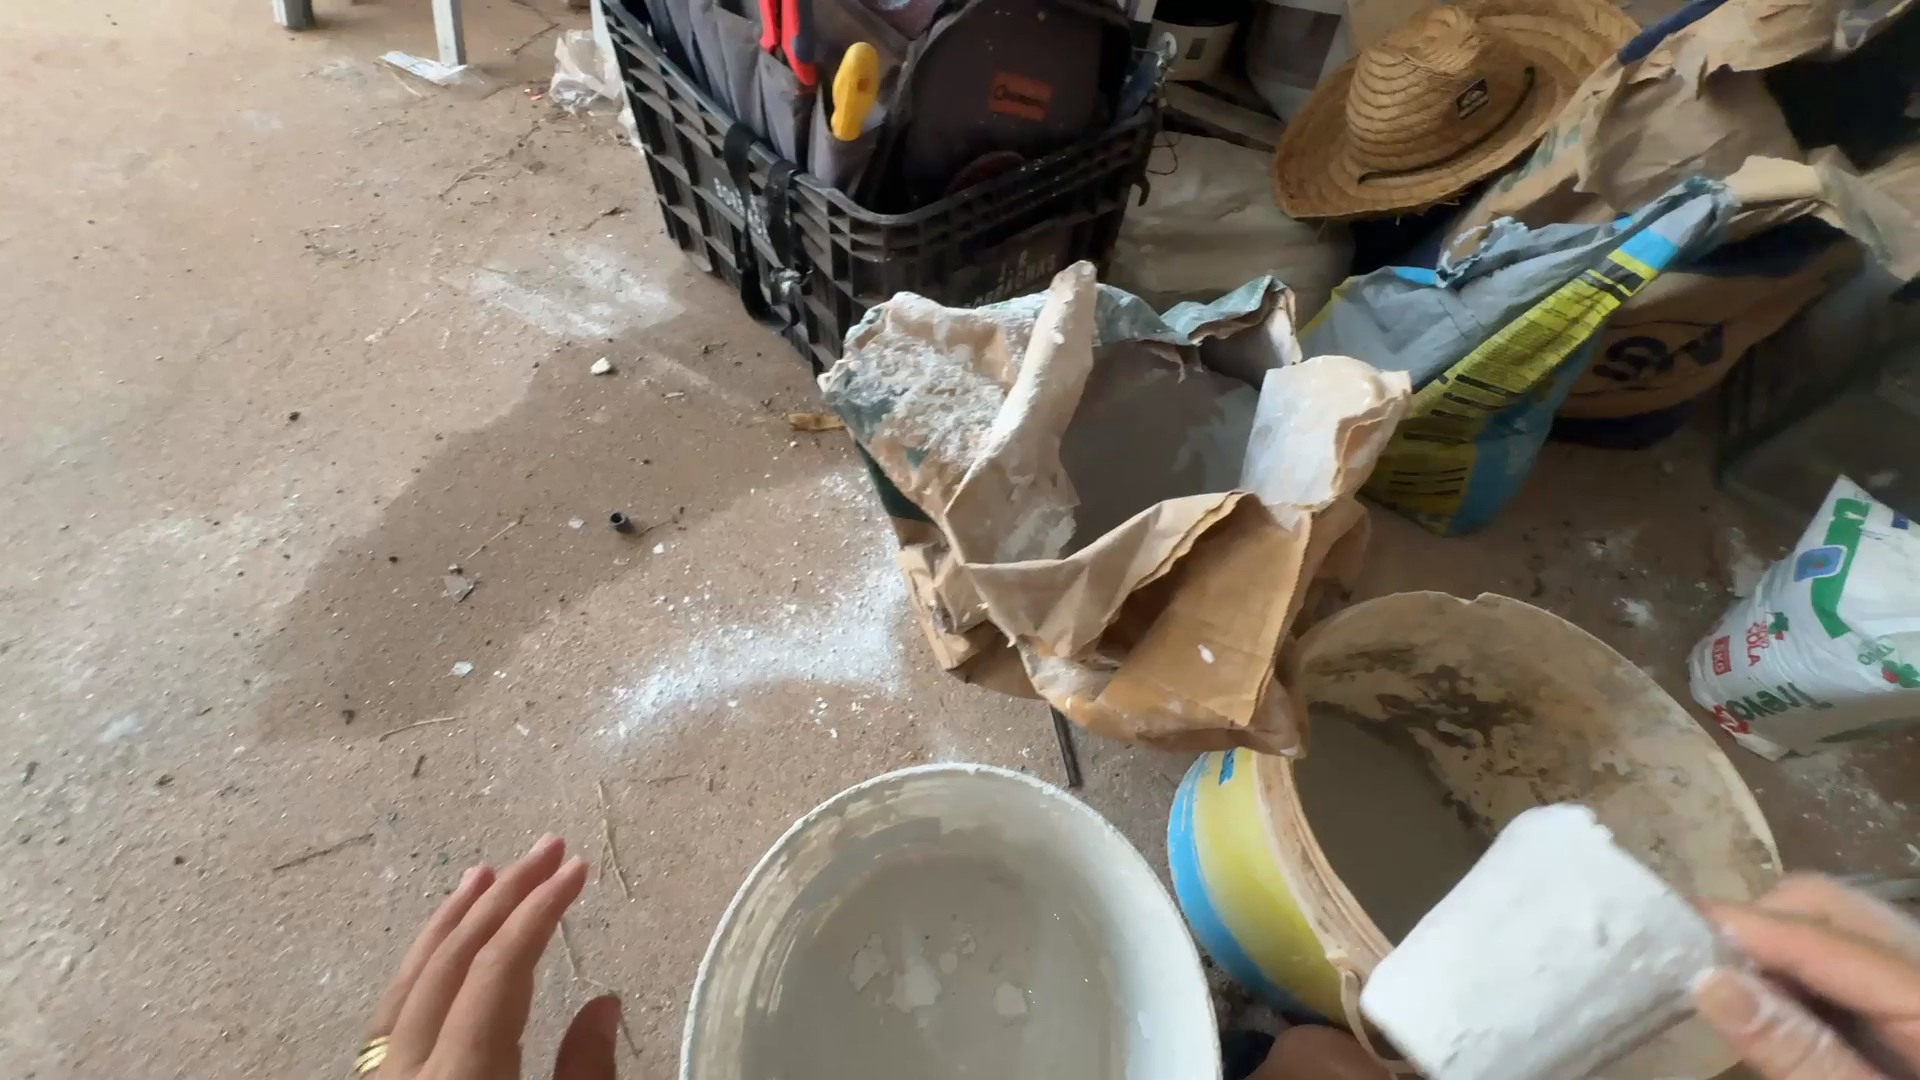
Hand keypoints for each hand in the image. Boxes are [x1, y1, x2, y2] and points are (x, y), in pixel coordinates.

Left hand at [363, 834, 618, 1079]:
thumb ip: (583, 1074)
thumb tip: (604, 1004)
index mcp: (460, 1078)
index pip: (499, 970)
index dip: (540, 910)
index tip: (579, 866)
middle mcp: (407, 1072)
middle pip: (453, 962)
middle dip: (505, 896)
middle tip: (549, 846)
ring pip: (410, 983)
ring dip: (453, 920)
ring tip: (486, 872)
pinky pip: (392, 1013)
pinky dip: (421, 965)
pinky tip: (441, 945)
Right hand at [1693, 874, 1919, 1079]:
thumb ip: (1802, 1053)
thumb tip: (1703, 979)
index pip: (1824, 938)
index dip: (1739, 927)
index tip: (1659, 929)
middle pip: (1829, 905)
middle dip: (1757, 925)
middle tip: (1712, 974)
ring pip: (1835, 918)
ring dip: (1776, 943)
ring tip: (1754, 998)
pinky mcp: (1914, 992)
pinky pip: (1850, 948)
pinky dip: (1804, 965)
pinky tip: (1794, 1010)